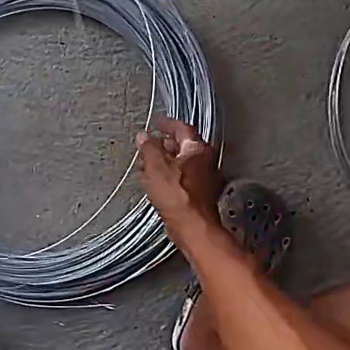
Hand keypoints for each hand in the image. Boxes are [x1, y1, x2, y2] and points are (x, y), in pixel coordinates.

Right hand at [136, 115, 221, 242]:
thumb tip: (143, 137)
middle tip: (150, 144)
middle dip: (165, 144)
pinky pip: (183, 179)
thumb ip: (149, 147)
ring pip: (183, 163)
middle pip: (184, 146)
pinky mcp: (200, 195)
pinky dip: (170, 177)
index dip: (167, 124)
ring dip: (166, 162)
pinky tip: (158, 184)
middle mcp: (206, 162)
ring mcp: (205, 179)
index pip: (182, 128)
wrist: (192, 225)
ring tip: (149, 165)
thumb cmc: (178, 197)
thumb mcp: (155, 165)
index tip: (158, 123)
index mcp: (197, 150)